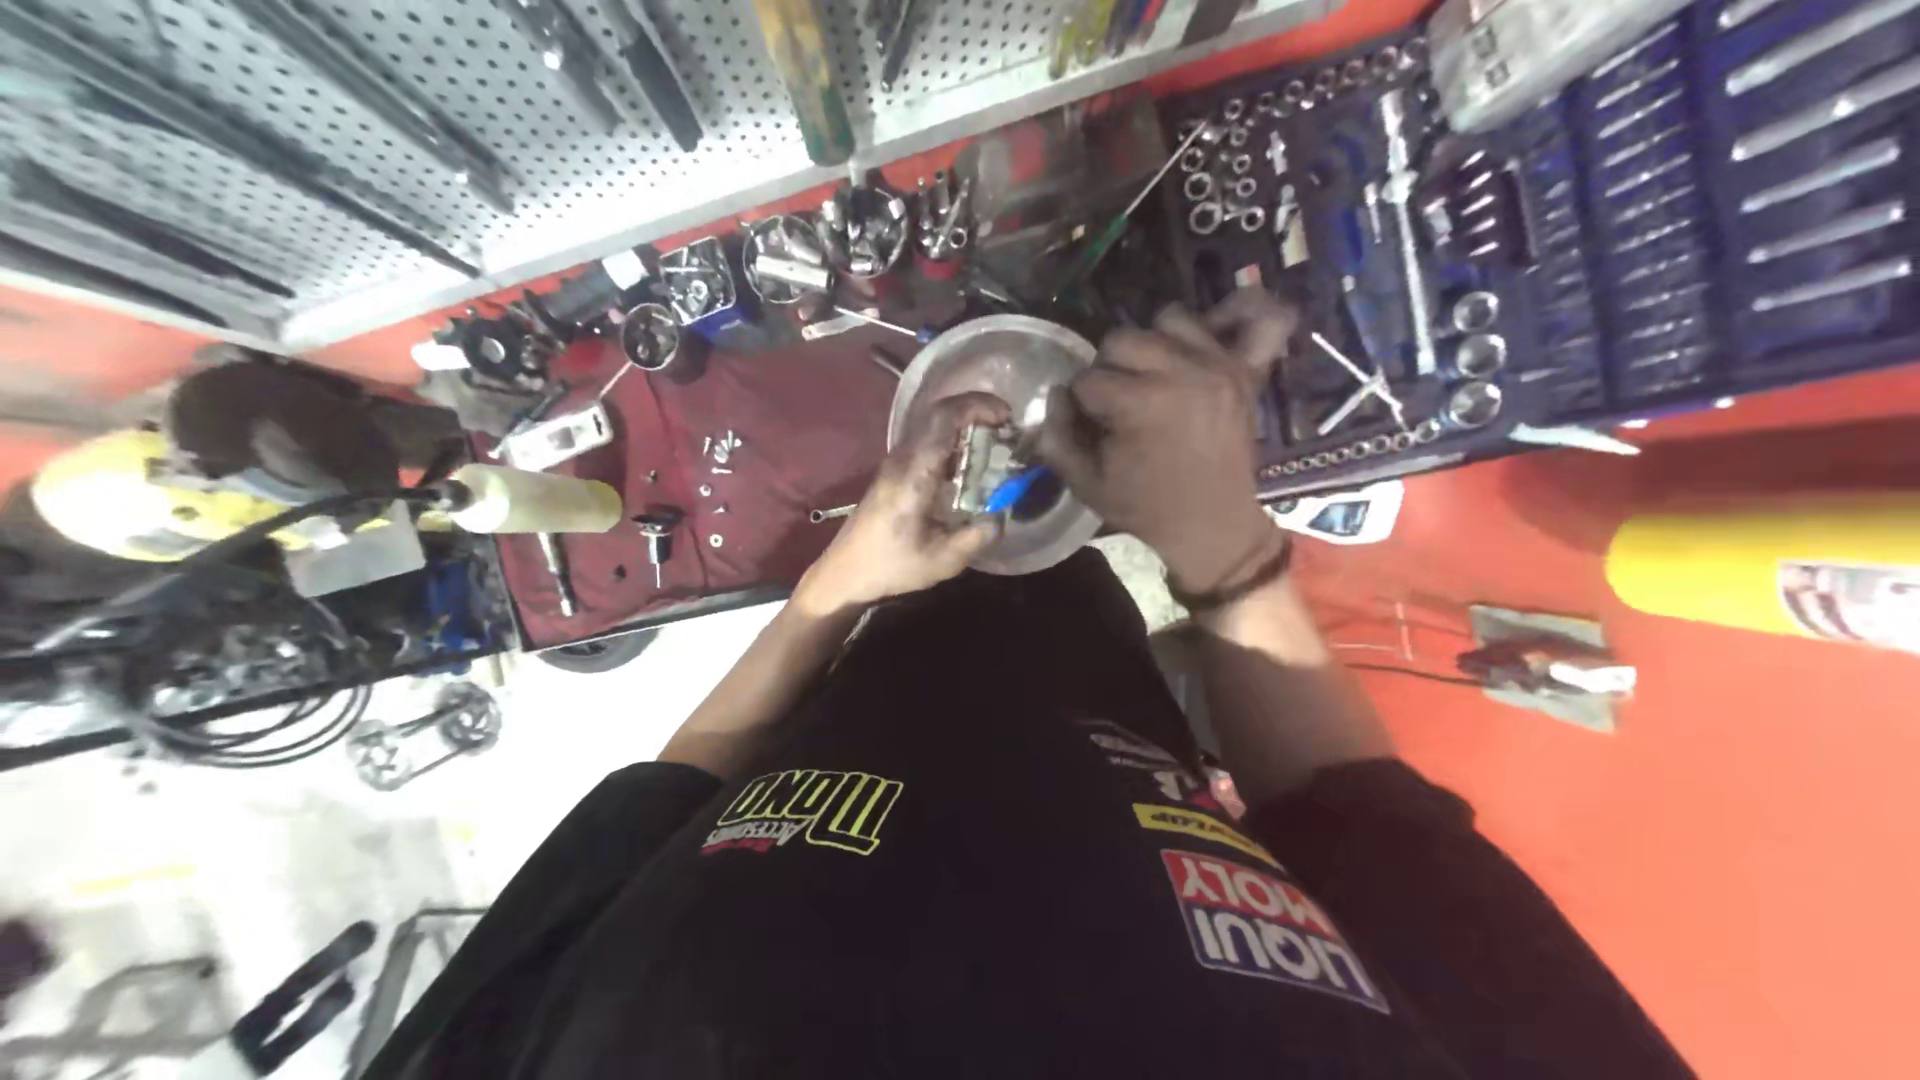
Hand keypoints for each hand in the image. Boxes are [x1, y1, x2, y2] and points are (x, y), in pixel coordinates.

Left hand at [794, 392, 1009, 614]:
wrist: (845, 573)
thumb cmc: (891, 566)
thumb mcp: (944, 561)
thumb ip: (978, 536)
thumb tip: (1002, 515)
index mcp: (914, 473)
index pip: (944, 418)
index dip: (977, 406)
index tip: (1006, 417)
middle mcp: (902, 458)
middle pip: (939, 414)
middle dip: (976, 411)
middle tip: (1006, 428)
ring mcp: (895, 463)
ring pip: (932, 426)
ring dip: (964, 426)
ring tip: (995, 444)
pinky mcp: (894, 472)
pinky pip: (927, 443)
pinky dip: (953, 442)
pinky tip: (970, 465)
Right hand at [1039, 289, 1298, 597]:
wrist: (1212, 525)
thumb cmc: (1145, 507)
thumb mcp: (1086, 485)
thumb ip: (1057, 437)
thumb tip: (1056, 394)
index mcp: (1140, 404)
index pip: (1087, 379)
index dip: (1081, 404)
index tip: (1093, 428)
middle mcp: (1181, 373)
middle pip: (1122, 339)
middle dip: (1109, 369)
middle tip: (1119, 402)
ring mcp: (1219, 367)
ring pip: (1169, 320)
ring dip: (1153, 345)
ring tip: (1154, 377)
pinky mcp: (1246, 371)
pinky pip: (1258, 320)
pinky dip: (1237, 316)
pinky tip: (1216, 330)